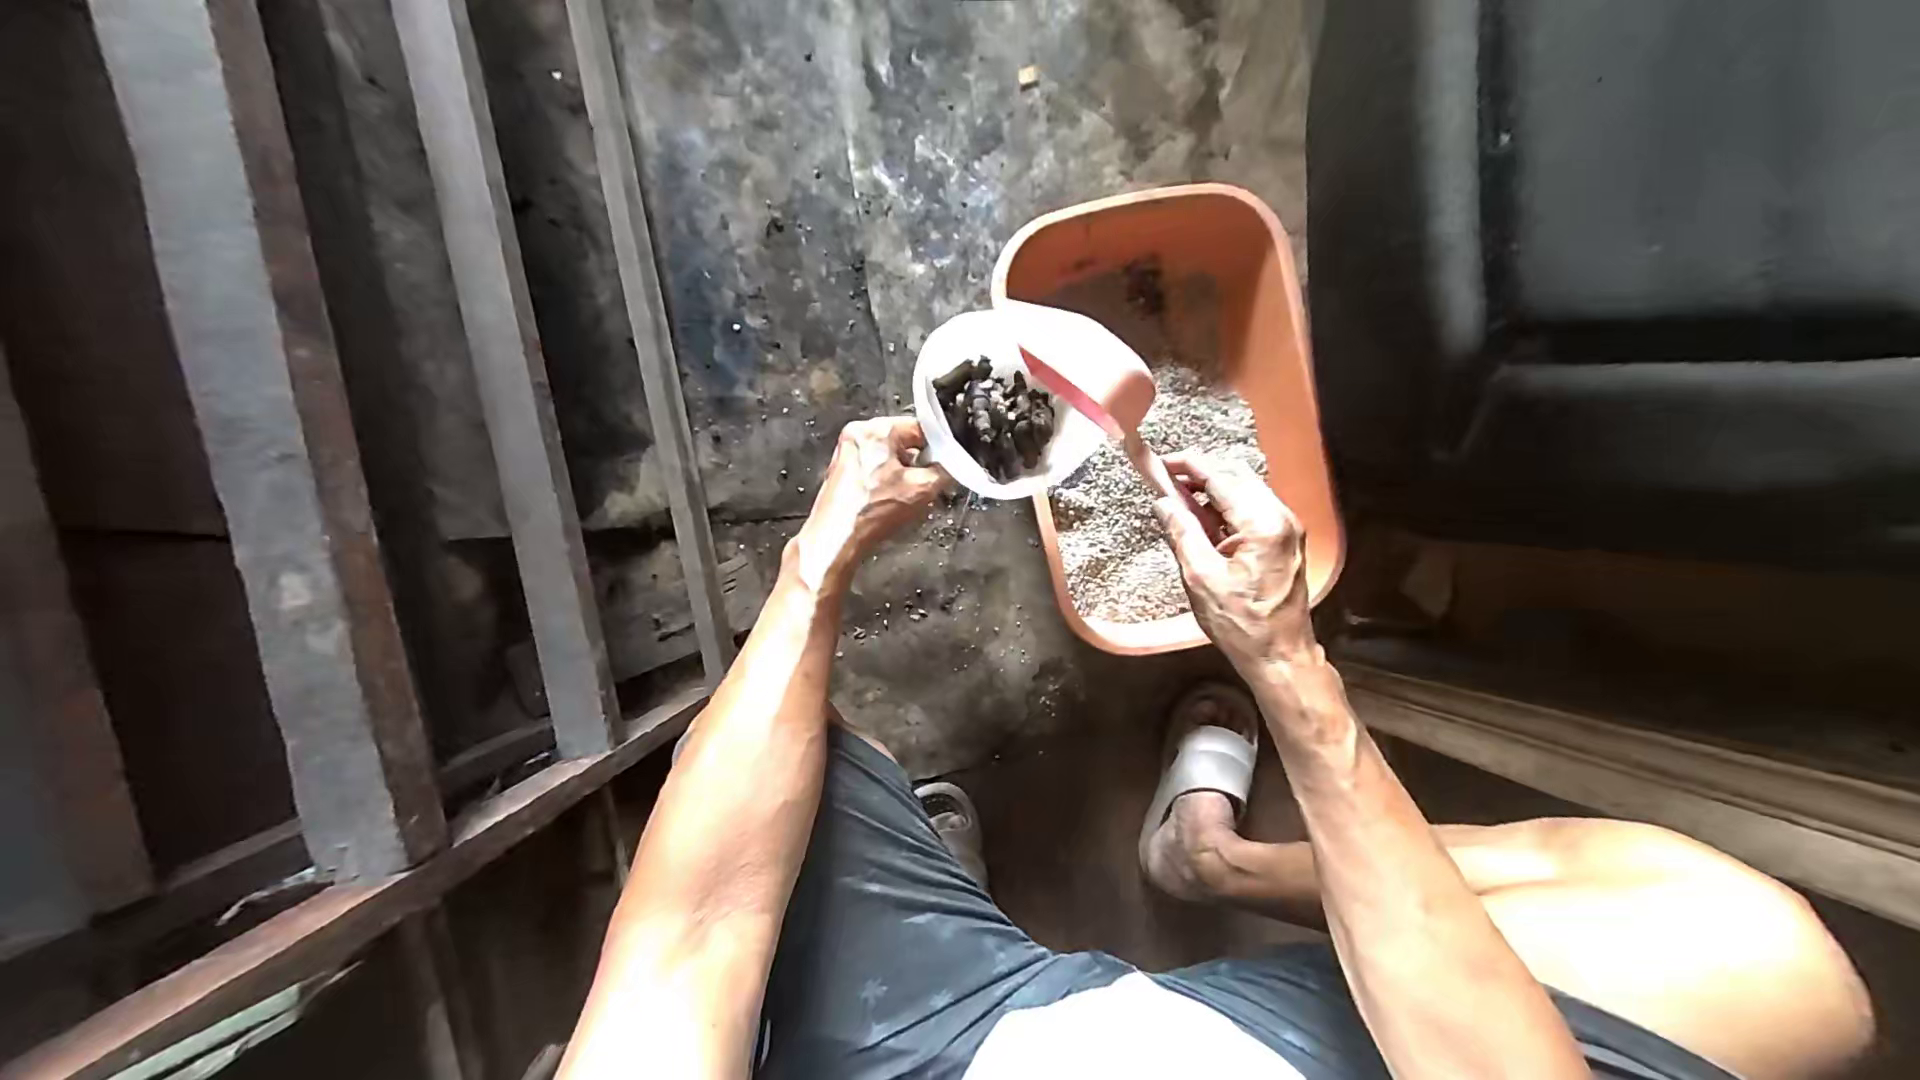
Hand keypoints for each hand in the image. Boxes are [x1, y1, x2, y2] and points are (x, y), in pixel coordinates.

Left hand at [789, 417, 948, 591]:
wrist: (836, 539)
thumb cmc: (869, 513)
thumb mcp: (923, 489)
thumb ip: (945, 471)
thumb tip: (951, 467)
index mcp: (876, 430)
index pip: (920, 427)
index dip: (938, 447)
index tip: (946, 465)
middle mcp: (858, 435)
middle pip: (903, 441)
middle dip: (919, 463)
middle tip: (925, 486)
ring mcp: (847, 453)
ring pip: (888, 457)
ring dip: (902, 475)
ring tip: (903, 498)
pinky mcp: (841, 472)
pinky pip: (873, 469)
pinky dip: (885, 482)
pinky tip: (887, 502)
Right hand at [1152, 451, 1317, 679]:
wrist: (1281, 655)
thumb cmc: (1240, 623)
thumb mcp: (1200, 577)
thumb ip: (1182, 532)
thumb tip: (1163, 502)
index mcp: (1262, 523)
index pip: (1219, 477)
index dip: (1187, 465)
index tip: (1160, 462)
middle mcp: (1281, 517)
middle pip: (1236, 474)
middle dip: (1199, 472)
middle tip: (1166, 480)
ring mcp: (1286, 527)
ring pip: (1245, 488)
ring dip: (1211, 488)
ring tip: (1179, 500)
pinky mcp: (1284, 539)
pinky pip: (1252, 507)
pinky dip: (1225, 505)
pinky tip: (1203, 519)